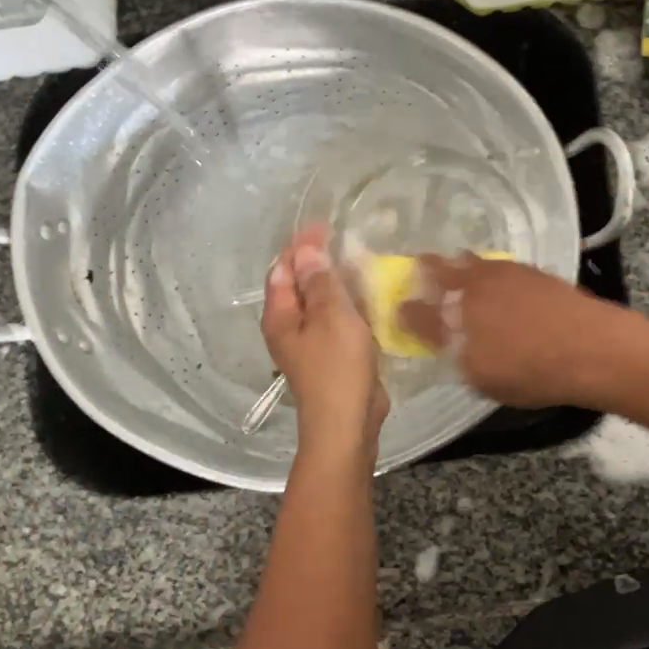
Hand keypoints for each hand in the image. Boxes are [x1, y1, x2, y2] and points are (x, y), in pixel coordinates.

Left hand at [262, 226, 388, 446]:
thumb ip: (321, 282)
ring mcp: (310, 345)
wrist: (347, 423)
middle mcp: (289, 328)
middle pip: (299, 285)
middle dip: (317, 261)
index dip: (302, 246)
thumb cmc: (337, 367)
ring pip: (320, 304)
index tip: (326, 225)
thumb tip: (308, 251)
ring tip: (359, 262)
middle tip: (343, 239)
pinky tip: (368, 299)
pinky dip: (348, 306)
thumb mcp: (331, 316)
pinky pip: (336, 322)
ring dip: (335, 283)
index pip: (284, 269)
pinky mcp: (332, 357)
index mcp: (280, 315)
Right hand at [397, 254, 629, 408]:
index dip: (404, 312)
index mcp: (451, 326)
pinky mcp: (524, 268)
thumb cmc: (534, 375)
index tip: (400, 311)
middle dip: (424, 272)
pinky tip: (489, 273)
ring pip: (464, 261)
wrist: (588, 346)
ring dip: (454, 263)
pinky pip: (493, 262)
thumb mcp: (487, 382)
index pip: (414, 314)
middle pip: (435, 273)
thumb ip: (463, 362)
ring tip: (452, 265)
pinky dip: (483, 266)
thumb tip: (454, 348)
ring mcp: (496, 275)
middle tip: (419, 269)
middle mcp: (467, 293)